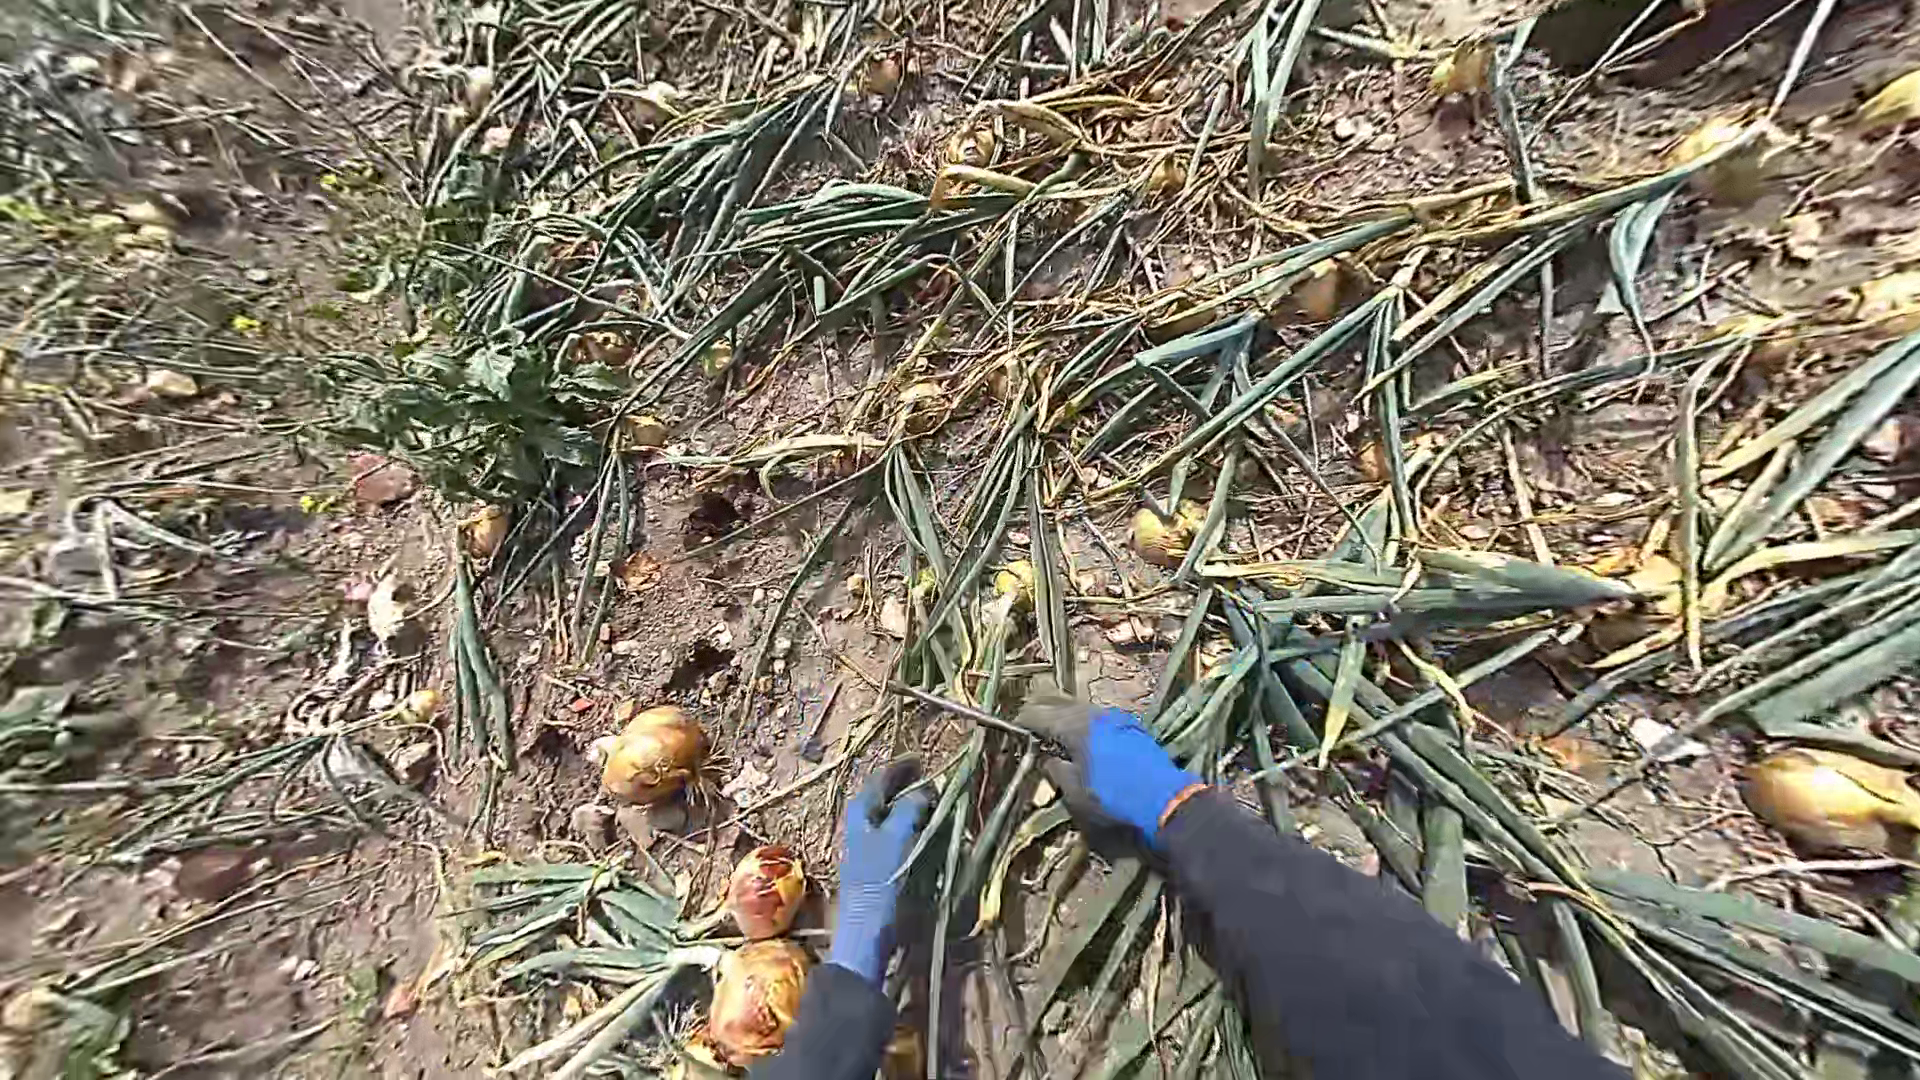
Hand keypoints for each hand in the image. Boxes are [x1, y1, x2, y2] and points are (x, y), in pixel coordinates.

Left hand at [829, 759, 933, 983]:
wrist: (867, 930)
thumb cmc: (880, 878)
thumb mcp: (899, 834)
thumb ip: (913, 805)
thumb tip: (928, 788)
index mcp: (861, 808)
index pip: (883, 776)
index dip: (904, 767)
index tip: (923, 760)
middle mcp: (861, 820)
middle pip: (889, 794)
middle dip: (912, 787)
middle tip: (936, 782)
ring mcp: (868, 842)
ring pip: (895, 814)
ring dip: (915, 808)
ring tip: (937, 805)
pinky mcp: (878, 862)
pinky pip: (899, 834)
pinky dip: (915, 828)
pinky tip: (930, 832)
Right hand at [1020, 696, 1201, 850]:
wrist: (1166, 801)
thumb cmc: (1113, 799)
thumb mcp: (1075, 793)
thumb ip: (1056, 770)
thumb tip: (1047, 757)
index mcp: (1074, 726)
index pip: (1040, 716)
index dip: (1024, 722)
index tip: (1014, 728)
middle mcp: (1092, 714)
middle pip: (1059, 705)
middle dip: (1043, 713)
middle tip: (1031, 725)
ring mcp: (1114, 717)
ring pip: (1080, 708)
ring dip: (1064, 716)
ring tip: (1055, 730)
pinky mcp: (1129, 726)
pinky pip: (1097, 717)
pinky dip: (1083, 722)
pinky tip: (1083, 736)